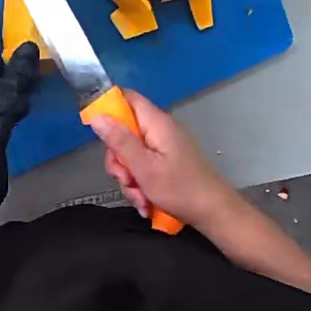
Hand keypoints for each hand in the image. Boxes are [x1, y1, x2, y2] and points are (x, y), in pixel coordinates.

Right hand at [88, 90, 241, 231]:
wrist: (214, 213)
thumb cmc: (180, 189)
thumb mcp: (144, 167)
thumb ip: (119, 141)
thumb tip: (97, 116)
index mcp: (156, 123)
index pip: (127, 98)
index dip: (108, 107)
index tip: (96, 130)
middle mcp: (159, 130)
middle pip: (124, 131)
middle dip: (119, 159)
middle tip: (125, 178)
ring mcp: (163, 147)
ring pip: (131, 154)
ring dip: (129, 177)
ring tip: (140, 197)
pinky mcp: (167, 162)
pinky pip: (143, 166)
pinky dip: (140, 183)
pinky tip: (146, 201)